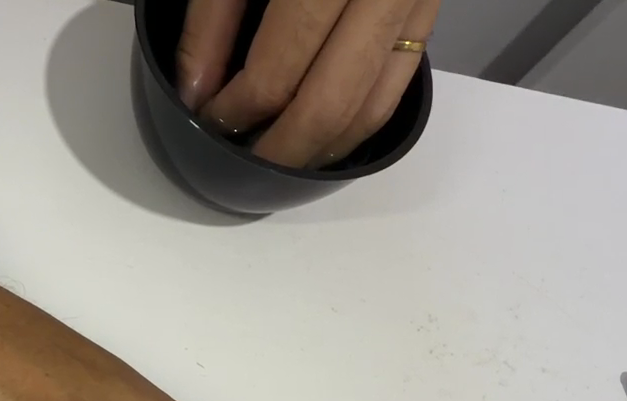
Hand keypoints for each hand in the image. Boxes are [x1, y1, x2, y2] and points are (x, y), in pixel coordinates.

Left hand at [177, 0, 439, 167]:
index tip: (209, 120)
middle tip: (241, 159)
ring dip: (315, 149)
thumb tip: (196, 94)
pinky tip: (317, 135)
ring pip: (368, 105)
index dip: (236, 112)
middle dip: (276, 149)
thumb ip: (210, 20)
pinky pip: (396, 85)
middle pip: (330, 101)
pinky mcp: (429, 0)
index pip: (278, 71)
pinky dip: (353, 123)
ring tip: (272, 156)